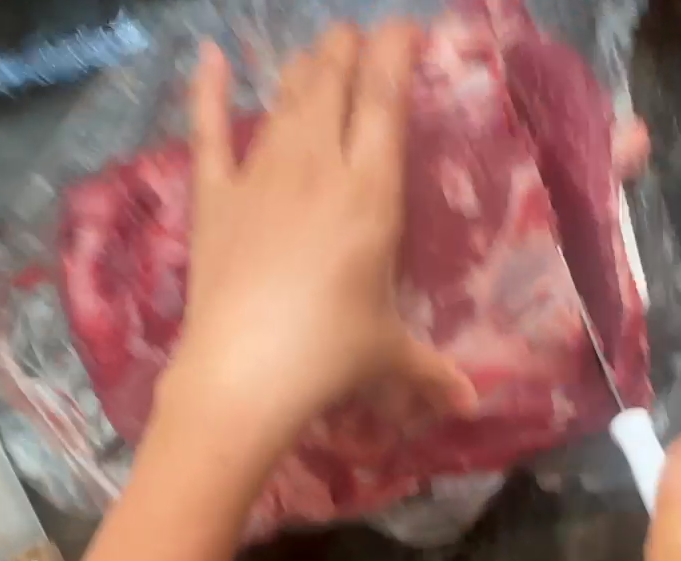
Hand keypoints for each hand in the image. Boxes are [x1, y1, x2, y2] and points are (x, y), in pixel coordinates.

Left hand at [161, 22, 476, 452]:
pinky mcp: (214, 197)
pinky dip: (210, 90)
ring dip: (304, 69)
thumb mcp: (389, 357)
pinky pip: (210, 130)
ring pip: (285, 97)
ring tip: (317, 57)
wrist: (245, 373)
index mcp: (371, 193)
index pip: (386, 95)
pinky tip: (212, 56)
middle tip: (358, 46)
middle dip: (348, 50)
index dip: (396, 48)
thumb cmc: (329, 358)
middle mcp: (317, 166)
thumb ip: (432, 371)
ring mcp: (260, 176)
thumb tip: (470, 404)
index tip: (406, 30)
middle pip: (333, 79)